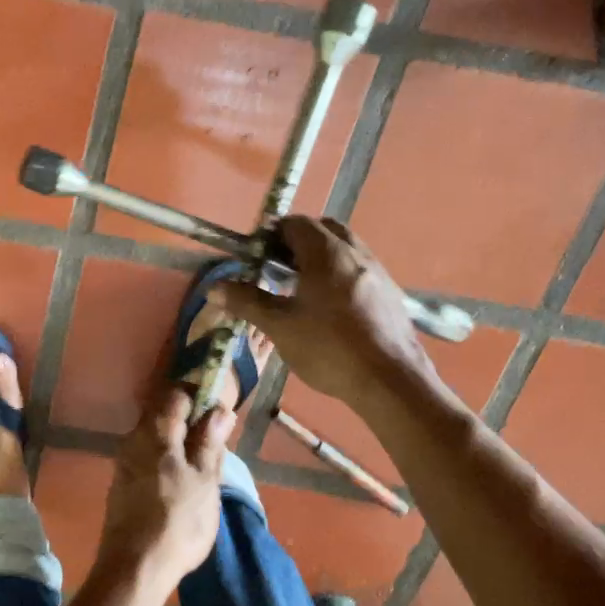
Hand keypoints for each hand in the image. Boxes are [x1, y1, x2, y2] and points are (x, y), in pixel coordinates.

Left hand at [93, 390, 233, 596]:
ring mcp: (123, 462)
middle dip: (187, 420)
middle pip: (161, 415)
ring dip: (175, 442)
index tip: (218, 409)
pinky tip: (178, 479)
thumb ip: (211, 443)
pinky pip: (144, 457)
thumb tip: (220, 410)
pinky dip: (163, 459)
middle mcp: (134, 439)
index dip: (198, 396)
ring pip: (152, 437)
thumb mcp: (205, 481)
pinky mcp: (120, 483)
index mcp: (156, 432)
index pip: (175, 395)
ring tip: (200, 462)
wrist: (134, 566)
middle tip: (214, 439)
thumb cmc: (179, 521)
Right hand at [220, 216, 439, 412]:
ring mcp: (378, 273)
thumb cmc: (329, 348)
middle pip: (325, 229)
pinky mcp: (391, 295)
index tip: (255, 255)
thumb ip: (246, 302)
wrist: (390, 382)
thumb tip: (214, 287)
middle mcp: (356, 254)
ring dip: (321, 257)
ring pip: (346, 249)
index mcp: (326, 253)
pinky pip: (360, 270)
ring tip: (300, 287)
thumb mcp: (279, 326)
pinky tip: (329, 307)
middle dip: (298, 240)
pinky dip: (340, 274)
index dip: (272, 233)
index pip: (296, 223)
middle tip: (277, 266)